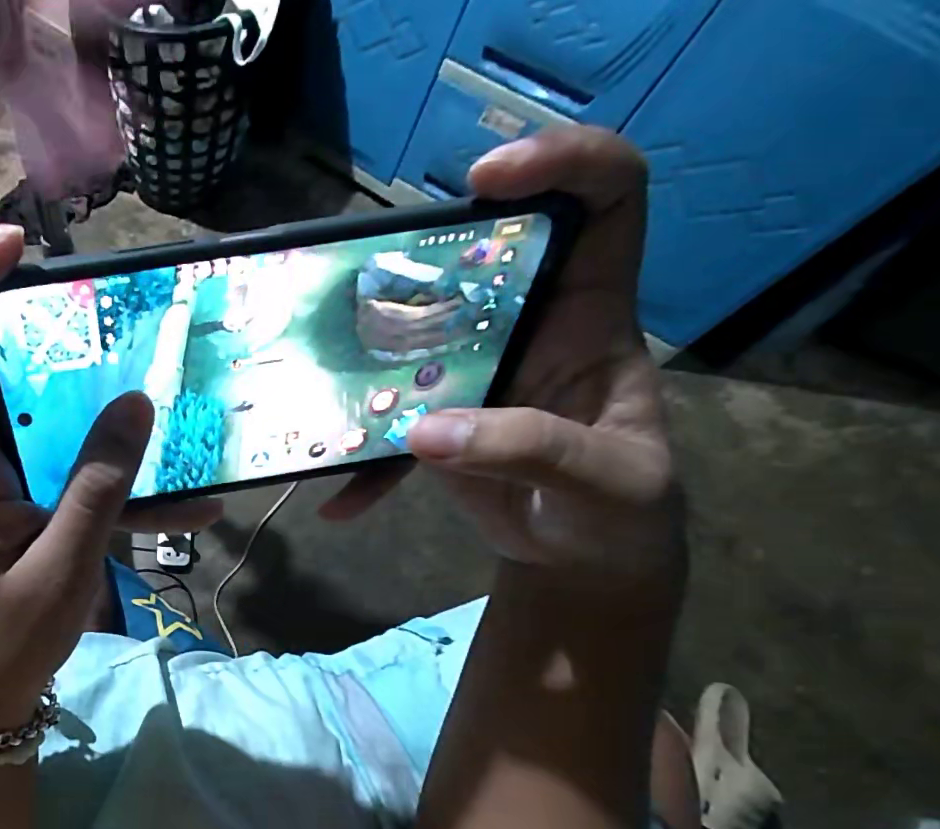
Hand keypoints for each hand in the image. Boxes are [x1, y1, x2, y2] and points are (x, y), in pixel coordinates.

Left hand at [0, 226, 219, 726]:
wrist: (3, 681)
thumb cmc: (15, 631)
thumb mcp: (62, 564)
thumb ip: (98, 488)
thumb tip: (137, 404)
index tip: (5, 249)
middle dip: (19, 305)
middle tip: (84, 286)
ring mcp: (14, 468)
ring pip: (41, 400)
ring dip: (93, 381)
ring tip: (157, 373)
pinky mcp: (46, 491)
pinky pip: (90, 463)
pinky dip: (138, 476)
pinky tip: (197, 503)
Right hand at [322, 128, 679, 577]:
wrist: (580, 555)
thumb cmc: (619, 512)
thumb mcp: (603, 483)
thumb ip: (530, 449)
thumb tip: (422, 431)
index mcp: (591, 316)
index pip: (604, 200)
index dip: (562, 162)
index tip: (487, 180)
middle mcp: (526, 326)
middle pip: (479, 253)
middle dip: (422, 250)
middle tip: (362, 274)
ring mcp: (474, 371)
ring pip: (415, 331)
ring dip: (367, 348)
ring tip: (321, 369)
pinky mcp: (438, 418)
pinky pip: (389, 422)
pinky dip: (363, 464)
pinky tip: (340, 503)